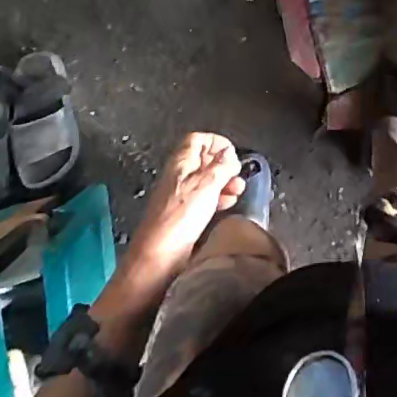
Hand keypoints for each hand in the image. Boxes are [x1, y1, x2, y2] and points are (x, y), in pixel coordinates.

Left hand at [119, 132, 247, 296]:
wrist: (159, 257)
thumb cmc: (179, 218)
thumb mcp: (207, 184)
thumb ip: (222, 166)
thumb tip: (231, 157)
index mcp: (180, 162)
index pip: (198, 139)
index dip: (216, 142)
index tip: (232, 154)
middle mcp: (179, 176)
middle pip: (204, 159)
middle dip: (224, 164)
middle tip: (237, 175)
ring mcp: (181, 196)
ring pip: (206, 180)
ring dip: (224, 182)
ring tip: (237, 191)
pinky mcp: (185, 215)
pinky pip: (204, 199)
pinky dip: (218, 198)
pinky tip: (227, 205)